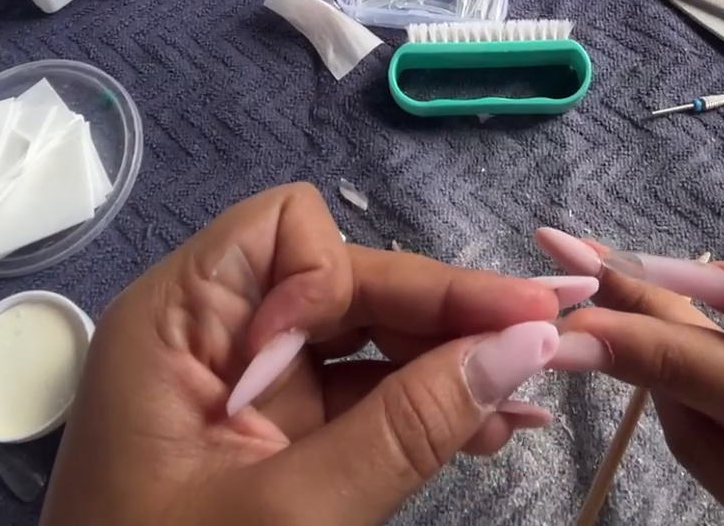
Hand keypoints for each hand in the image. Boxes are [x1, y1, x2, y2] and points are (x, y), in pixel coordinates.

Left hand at [41, 184, 597, 525]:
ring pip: (367, 333)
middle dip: (438, 307)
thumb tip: (524, 344)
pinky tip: (491, 421)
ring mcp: (254, 381)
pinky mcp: (281, 428)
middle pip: (345, 279)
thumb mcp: (291, 518)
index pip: (281, 227)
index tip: (347, 350)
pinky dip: (425, 401)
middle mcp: (218, 331)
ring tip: (534, 381)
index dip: (333, 271)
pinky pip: (365, 390)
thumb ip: (407, 426)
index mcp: (179, 318)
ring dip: (449, 356)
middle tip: (544, 320)